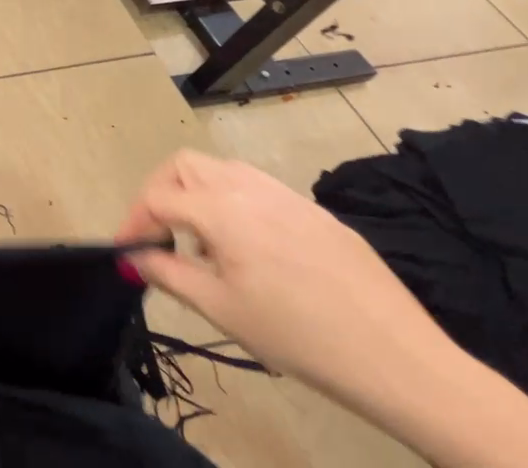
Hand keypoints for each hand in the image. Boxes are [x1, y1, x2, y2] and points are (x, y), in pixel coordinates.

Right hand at [118, 151, 527, 467]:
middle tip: (157, 234)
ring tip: (200, 240)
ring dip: (198, 193)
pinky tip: (249, 250)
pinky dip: (235, 204)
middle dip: (160, 192)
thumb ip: (167, 273)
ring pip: (225, 170)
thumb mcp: (220, 308)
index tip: (126, 253)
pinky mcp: (320, 216)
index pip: (157, 197)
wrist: (401, 361)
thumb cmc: (298, 336)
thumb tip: (133, 256)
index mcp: (223, 210)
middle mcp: (253, 190)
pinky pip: (261, 191)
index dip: (132, 222)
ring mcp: (292, 199)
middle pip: (186, 166)